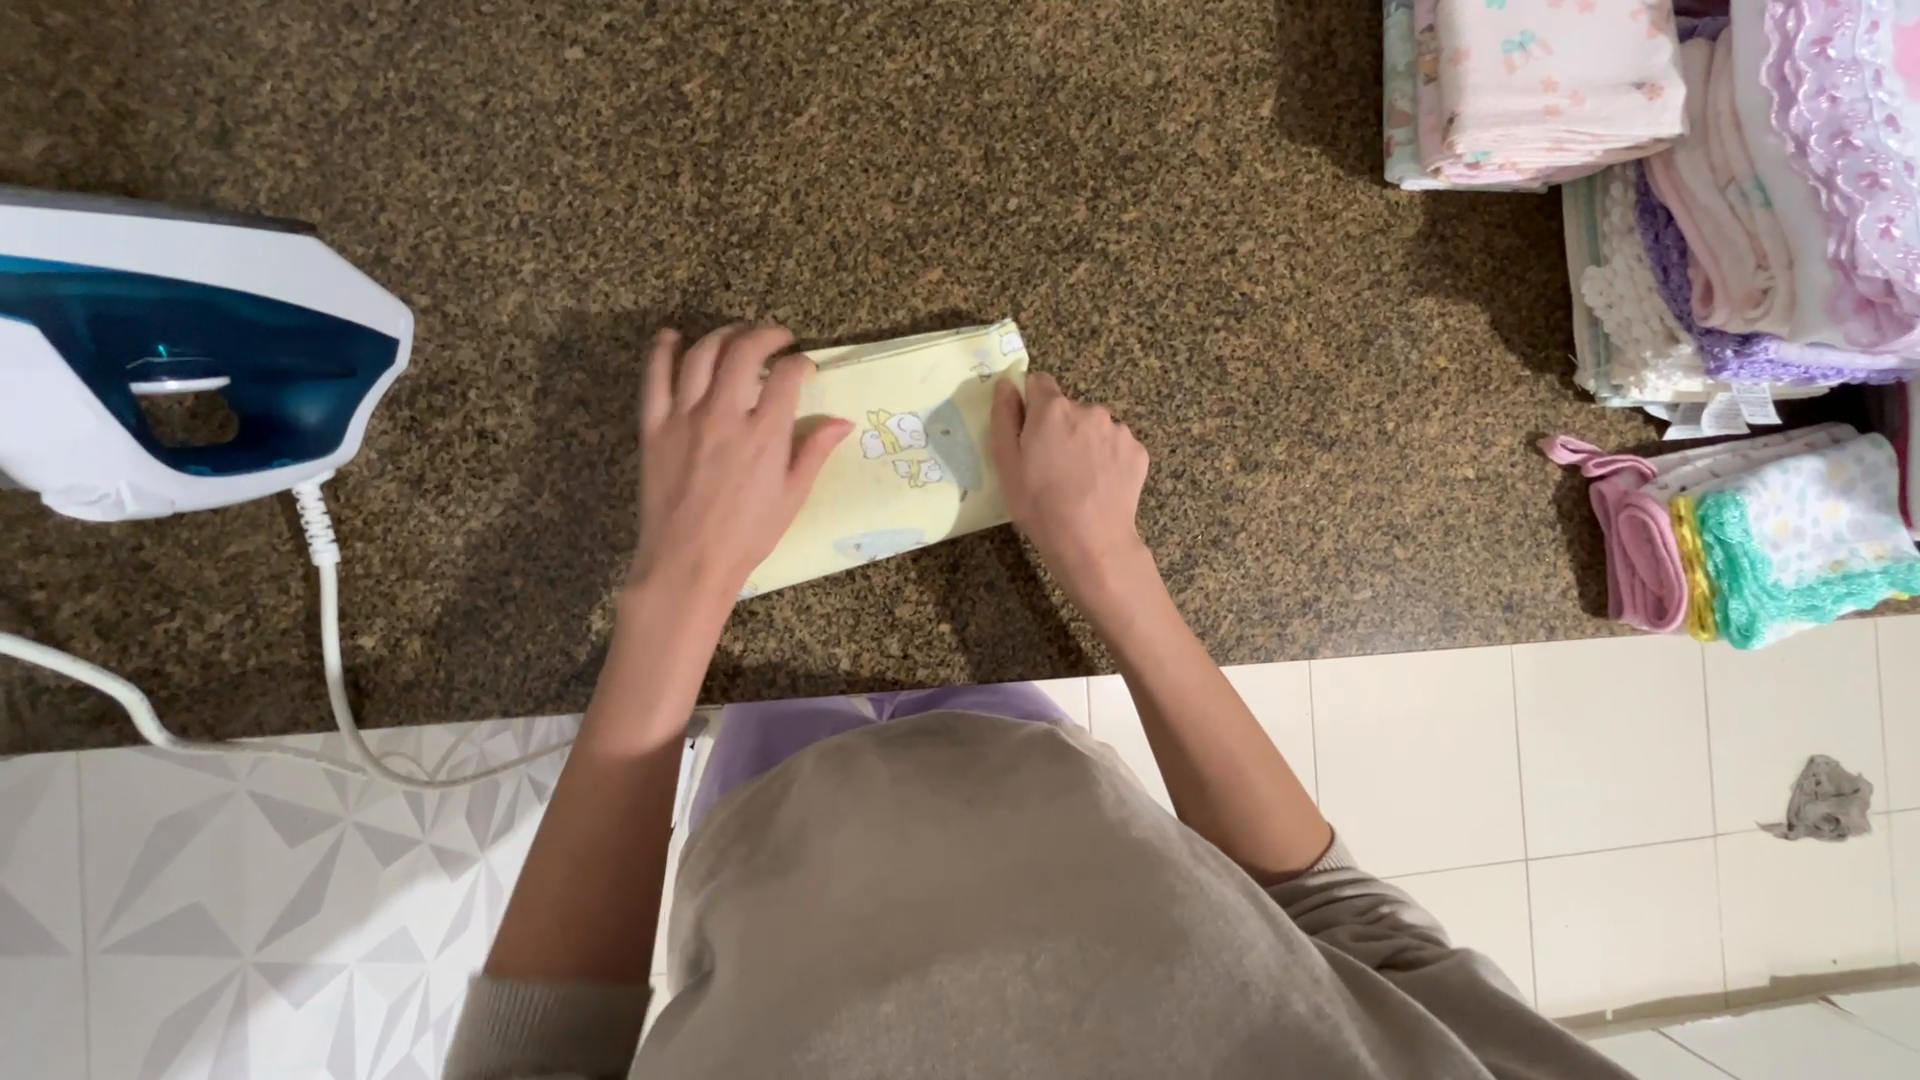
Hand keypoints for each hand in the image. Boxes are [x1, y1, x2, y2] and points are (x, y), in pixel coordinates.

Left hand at [627, 324, 851, 603]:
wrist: (689, 561)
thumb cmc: (748, 534)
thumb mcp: (793, 496)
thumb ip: (815, 451)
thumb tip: (842, 422)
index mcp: (765, 434)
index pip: (787, 375)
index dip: (801, 362)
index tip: (805, 366)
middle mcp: (725, 414)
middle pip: (744, 350)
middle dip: (766, 335)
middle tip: (776, 338)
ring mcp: (685, 416)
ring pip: (701, 354)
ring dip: (722, 335)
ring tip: (736, 336)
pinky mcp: (654, 426)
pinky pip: (654, 376)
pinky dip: (663, 350)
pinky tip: (672, 337)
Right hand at [991, 373, 1151, 597]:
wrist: (1091, 540)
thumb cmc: (1039, 504)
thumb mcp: (1006, 463)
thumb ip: (1004, 416)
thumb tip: (1006, 385)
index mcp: (1053, 409)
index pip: (1039, 382)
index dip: (1031, 405)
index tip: (1029, 432)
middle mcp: (1089, 409)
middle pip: (1068, 409)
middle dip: (1060, 428)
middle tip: (1052, 467)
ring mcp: (1118, 430)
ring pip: (1095, 428)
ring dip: (1086, 444)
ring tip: (1079, 480)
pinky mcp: (1137, 452)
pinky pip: (1117, 447)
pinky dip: (1108, 461)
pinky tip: (1100, 487)